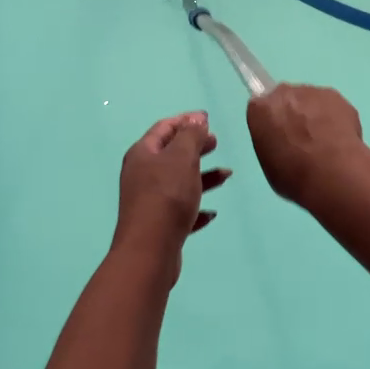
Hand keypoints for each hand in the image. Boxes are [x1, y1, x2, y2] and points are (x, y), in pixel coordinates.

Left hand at [113, 112, 229, 263]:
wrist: (150, 250)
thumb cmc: (167, 196)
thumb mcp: (182, 157)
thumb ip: (191, 135)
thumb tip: (197, 118)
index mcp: (143, 153)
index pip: (165, 128)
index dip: (186, 120)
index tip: (208, 119)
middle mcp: (142, 174)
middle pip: (171, 153)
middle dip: (195, 146)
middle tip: (216, 143)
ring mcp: (149, 200)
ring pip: (179, 181)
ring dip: (203, 176)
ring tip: (227, 175)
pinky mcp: (159, 225)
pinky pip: (181, 209)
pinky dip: (197, 207)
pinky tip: (212, 212)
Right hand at [246, 84, 369, 206]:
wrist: (333, 175)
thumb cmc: (294, 177)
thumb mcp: (269, 163)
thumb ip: (272, 141)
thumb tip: (282, 140)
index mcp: (260, 110)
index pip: (261, 108)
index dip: (271, 122)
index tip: (279, 136)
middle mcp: (284, 93)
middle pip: (286, 99)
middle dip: (292, 113)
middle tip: (302, 138)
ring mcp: (313, 92)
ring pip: (311, 100)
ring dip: (315, 115)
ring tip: (325, 142)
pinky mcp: (336, 96)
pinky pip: (331, 105)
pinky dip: (334, 118)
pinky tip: (340, 139)